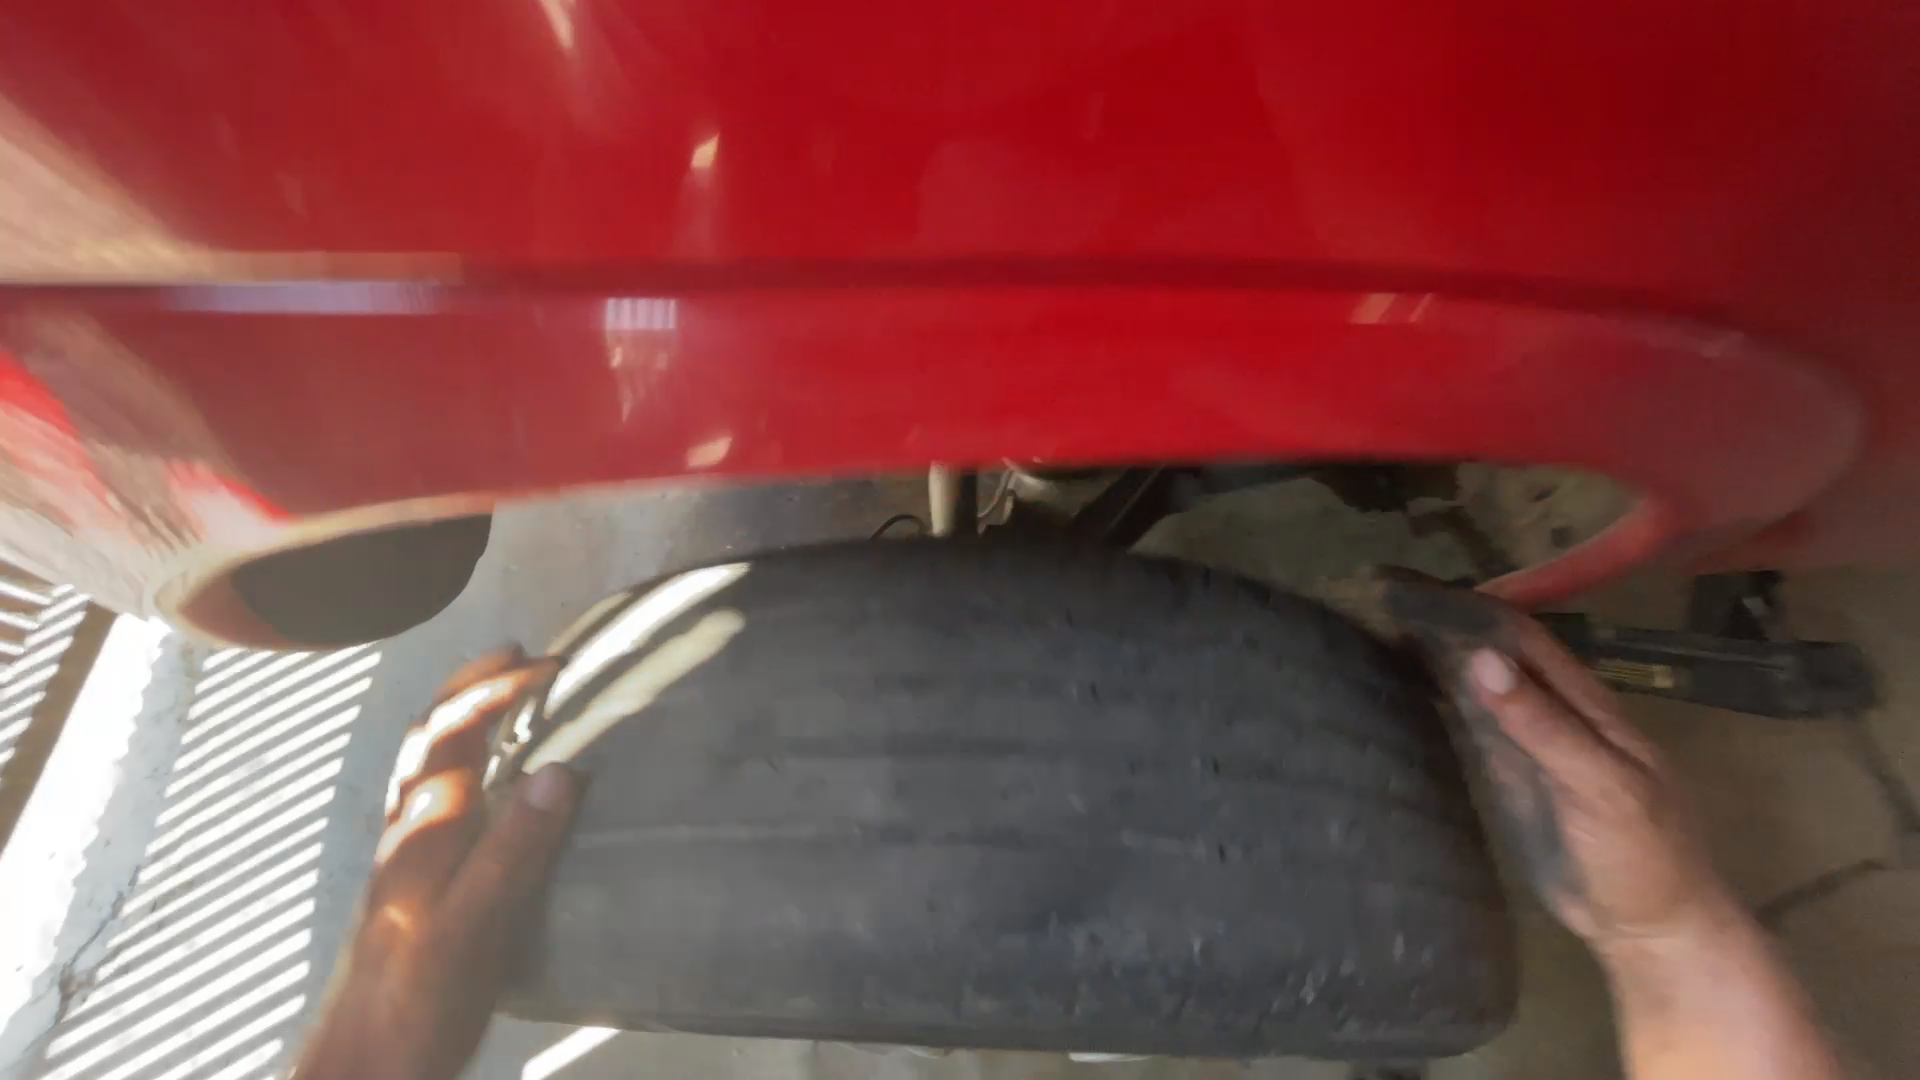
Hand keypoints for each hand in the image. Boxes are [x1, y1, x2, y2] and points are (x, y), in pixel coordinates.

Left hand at [292, 650, 582, 1079]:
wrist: (363, 1069)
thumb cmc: (415, 1001)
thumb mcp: (472, 926)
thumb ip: (511, 849)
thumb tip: (560, 770)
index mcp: (422, 829)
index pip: (451, 731)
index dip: (499, 688)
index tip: (553, 666)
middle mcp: (412, 828)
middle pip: (431, 733)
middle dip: (475, 682)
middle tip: (523, 654)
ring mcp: (414, 850)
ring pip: (432, 759)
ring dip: (468, 711)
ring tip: (511, 691)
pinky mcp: (425, 873)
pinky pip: (446, 789)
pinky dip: (471, 755)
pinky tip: (498, 768)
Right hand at [1383, 579, 1739, 952]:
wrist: (1650, 925)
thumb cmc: (1641, 855)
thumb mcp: (1601, 786)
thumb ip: (1542, 723)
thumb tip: (1480, 658)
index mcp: (1582, 699)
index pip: (1514, 632)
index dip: (1462, 602)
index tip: (1404, 583)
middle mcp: (1548, 703)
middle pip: (1488, 643)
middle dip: (1439, 611)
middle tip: (1378, 587)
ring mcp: (1524, 733)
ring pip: (1472, 672)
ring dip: (1430, 641)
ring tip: (1378, 615)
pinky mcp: (1503, 762)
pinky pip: (1463, 709)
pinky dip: (1432, 682)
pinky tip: (1402, 671)